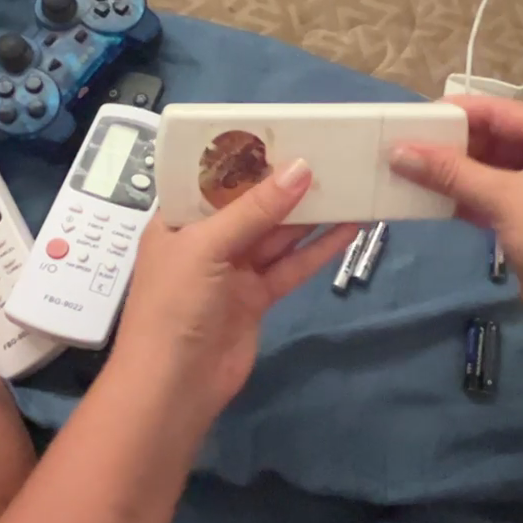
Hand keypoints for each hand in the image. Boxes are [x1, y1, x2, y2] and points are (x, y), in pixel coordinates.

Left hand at [107, 159, 359, 413]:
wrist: (174, 388)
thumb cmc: (174, 306)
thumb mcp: (207, 247)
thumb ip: (255, 209)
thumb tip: (302, 169)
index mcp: (178, 219)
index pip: (214, 177)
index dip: (249, 157)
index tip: (287, 133)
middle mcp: (206, 240)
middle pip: (252, 204)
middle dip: (287, 184)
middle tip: (330, 155)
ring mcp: (233, 270)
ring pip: (277, 234)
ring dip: (310, 214)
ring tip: (349, 184)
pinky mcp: (257, 298)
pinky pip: (290, 265)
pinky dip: (318, 248)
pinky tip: (348, 228)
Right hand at [390, 95, 522, 336]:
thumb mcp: (505, 198)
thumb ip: (451, 173)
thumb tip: (398, 152)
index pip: (504, 113)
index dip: (460, 112)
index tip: (416, 114)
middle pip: (495, 140)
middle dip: (451, 145)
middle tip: (404, 143)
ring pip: (488, 171)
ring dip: (452, 173)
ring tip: (407, 169)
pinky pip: (488, 198)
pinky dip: (461, 198)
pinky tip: (427, 198)